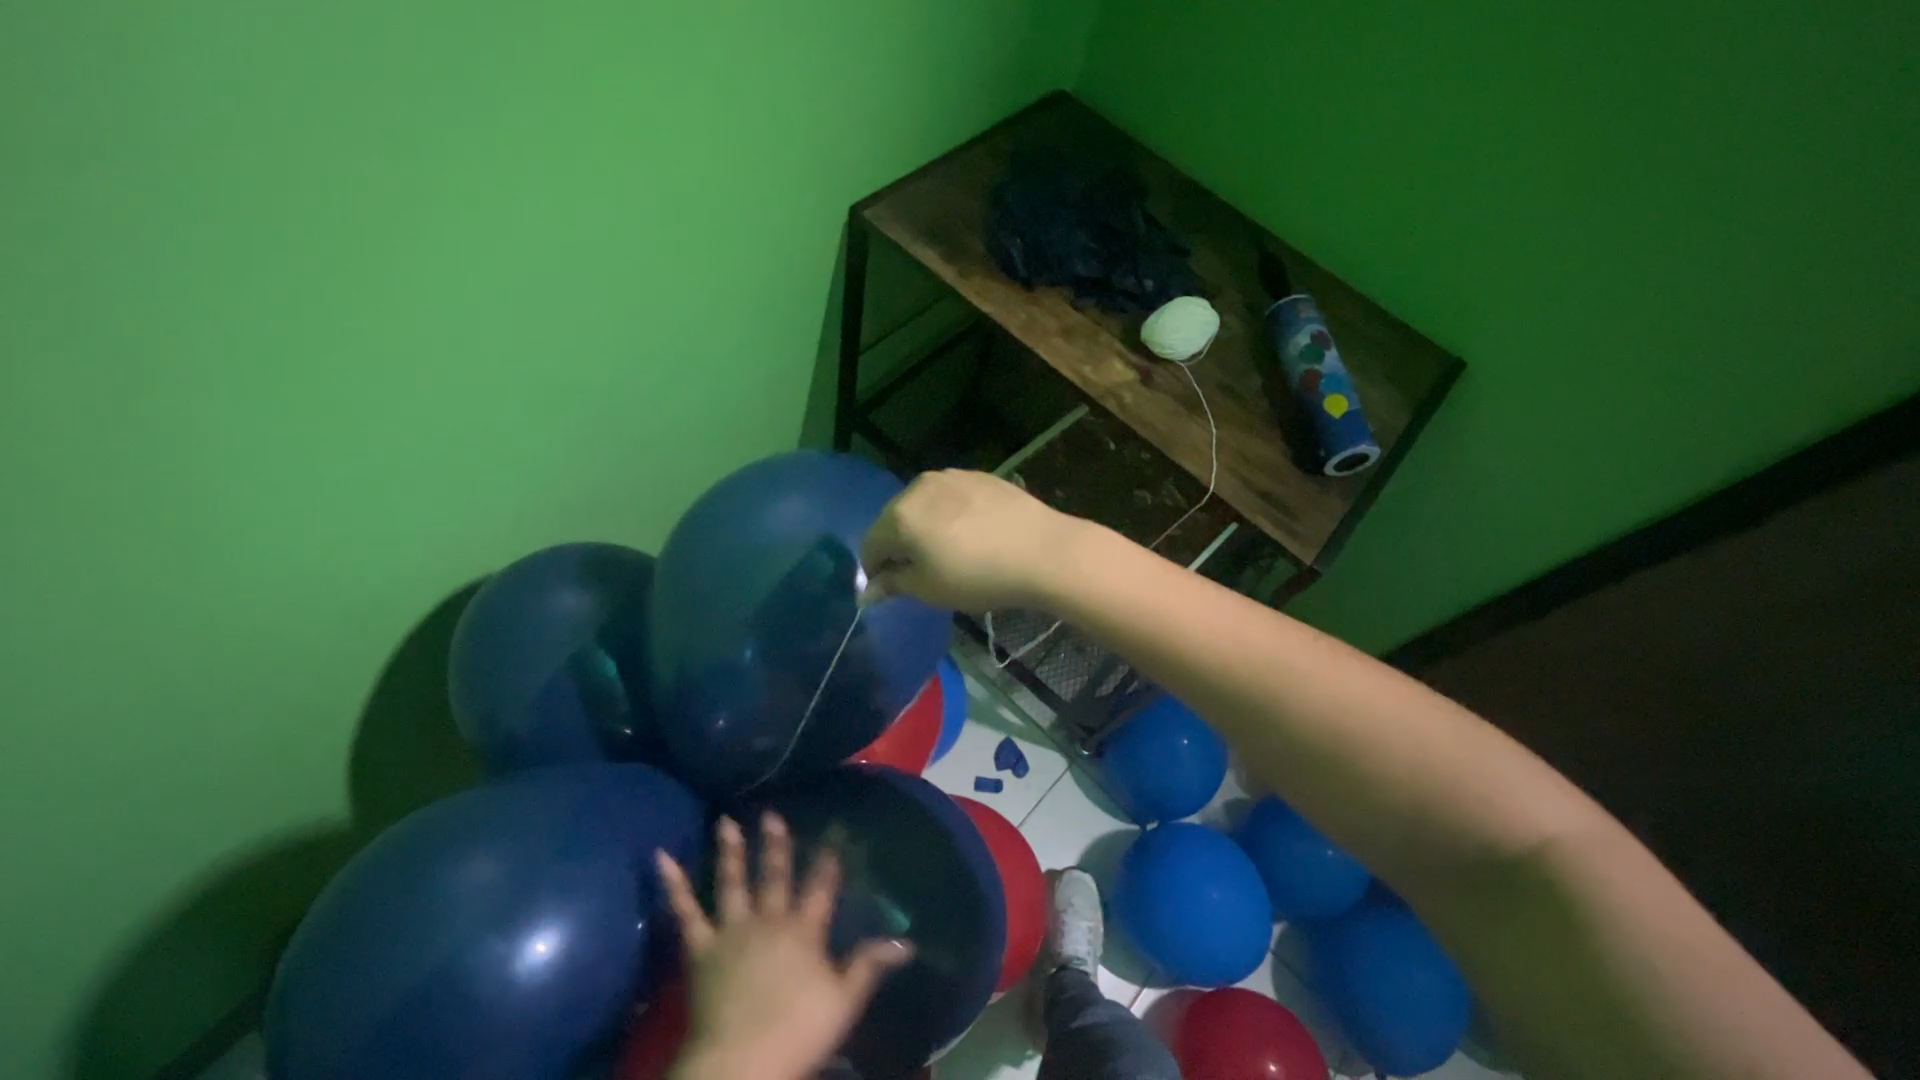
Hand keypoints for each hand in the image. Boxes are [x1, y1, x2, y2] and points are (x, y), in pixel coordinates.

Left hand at [657, 814, 913, 1079]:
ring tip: (726, 821)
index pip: (821, 887)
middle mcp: (769, 920)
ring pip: (732, 881)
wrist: (741, 1058)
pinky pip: (686, 911)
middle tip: (773, 814)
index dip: (828, 859)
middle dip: (776, 843)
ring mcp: (731, 930)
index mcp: (804, 931)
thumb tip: (906, 941)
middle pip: (775, 875)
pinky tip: (662, 858)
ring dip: (730, 850)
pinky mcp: (700, 947)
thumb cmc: (798, 1031)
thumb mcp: (844, 1001)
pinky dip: (674, 884)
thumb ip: (869, 965)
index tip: (834, 831)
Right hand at [861, 469, 1088, 611]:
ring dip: (924, 528)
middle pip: (895, 519)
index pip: (870, 544)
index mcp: (899, 515)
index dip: (874, 570)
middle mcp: (918, 487)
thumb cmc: (977, 576)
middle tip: (918, 573)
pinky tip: (972, 534)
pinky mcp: (979, 476)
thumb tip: (868, 590)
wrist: (1042, 550)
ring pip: (924, 505)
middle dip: (899, 545)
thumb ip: (893, 584)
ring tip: (947, 552)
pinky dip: (950, 515)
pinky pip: (951, 498)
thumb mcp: (929, 589)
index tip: (888, 590)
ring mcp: (951, 476)